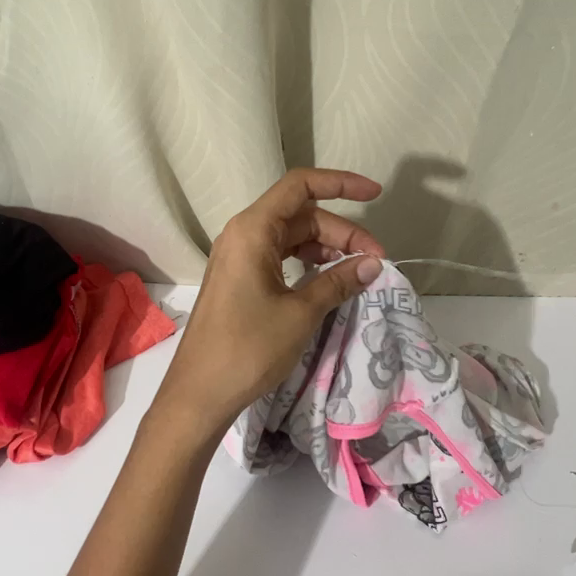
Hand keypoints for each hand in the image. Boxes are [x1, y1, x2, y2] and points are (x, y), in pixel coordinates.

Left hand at [151, 168, 386, 433]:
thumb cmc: (248, 348)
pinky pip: (279, 258)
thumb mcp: (301, 313)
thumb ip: (338, 282)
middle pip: (301, 215)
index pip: (300, 186)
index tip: (375, 194)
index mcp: (252, 230)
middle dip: (341, 231)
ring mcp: (238, 258)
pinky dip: (307, 263)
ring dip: (327, 248)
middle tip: (376, 261)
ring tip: (358, 272)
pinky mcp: (239, 281)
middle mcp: (242, 235)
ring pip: (291, 238)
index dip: (340, 183)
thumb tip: (373, 264)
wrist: (200, 392)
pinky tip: (329, 281)